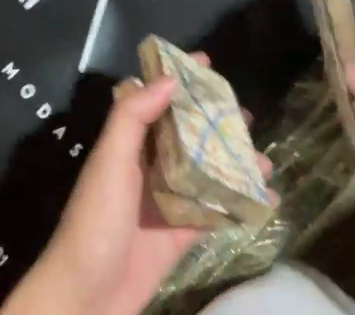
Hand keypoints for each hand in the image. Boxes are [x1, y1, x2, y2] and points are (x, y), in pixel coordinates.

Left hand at [2, 62, 273, 314]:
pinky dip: (240, 205)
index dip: (179, 80)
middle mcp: (148, 167)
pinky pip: (215, 213)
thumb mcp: (110, 161)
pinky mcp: (180, 235)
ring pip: (205, 172)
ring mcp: (165, 201)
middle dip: (216, 122)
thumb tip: (170, 78)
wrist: (86, 298)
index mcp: (128, 144)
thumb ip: (134, 116)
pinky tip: (268, 200)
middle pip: (187, 134)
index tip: (209, 64)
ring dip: (234, 164)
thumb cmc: (96, 221)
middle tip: (247, 117)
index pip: (155, 100)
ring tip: (264, 162)